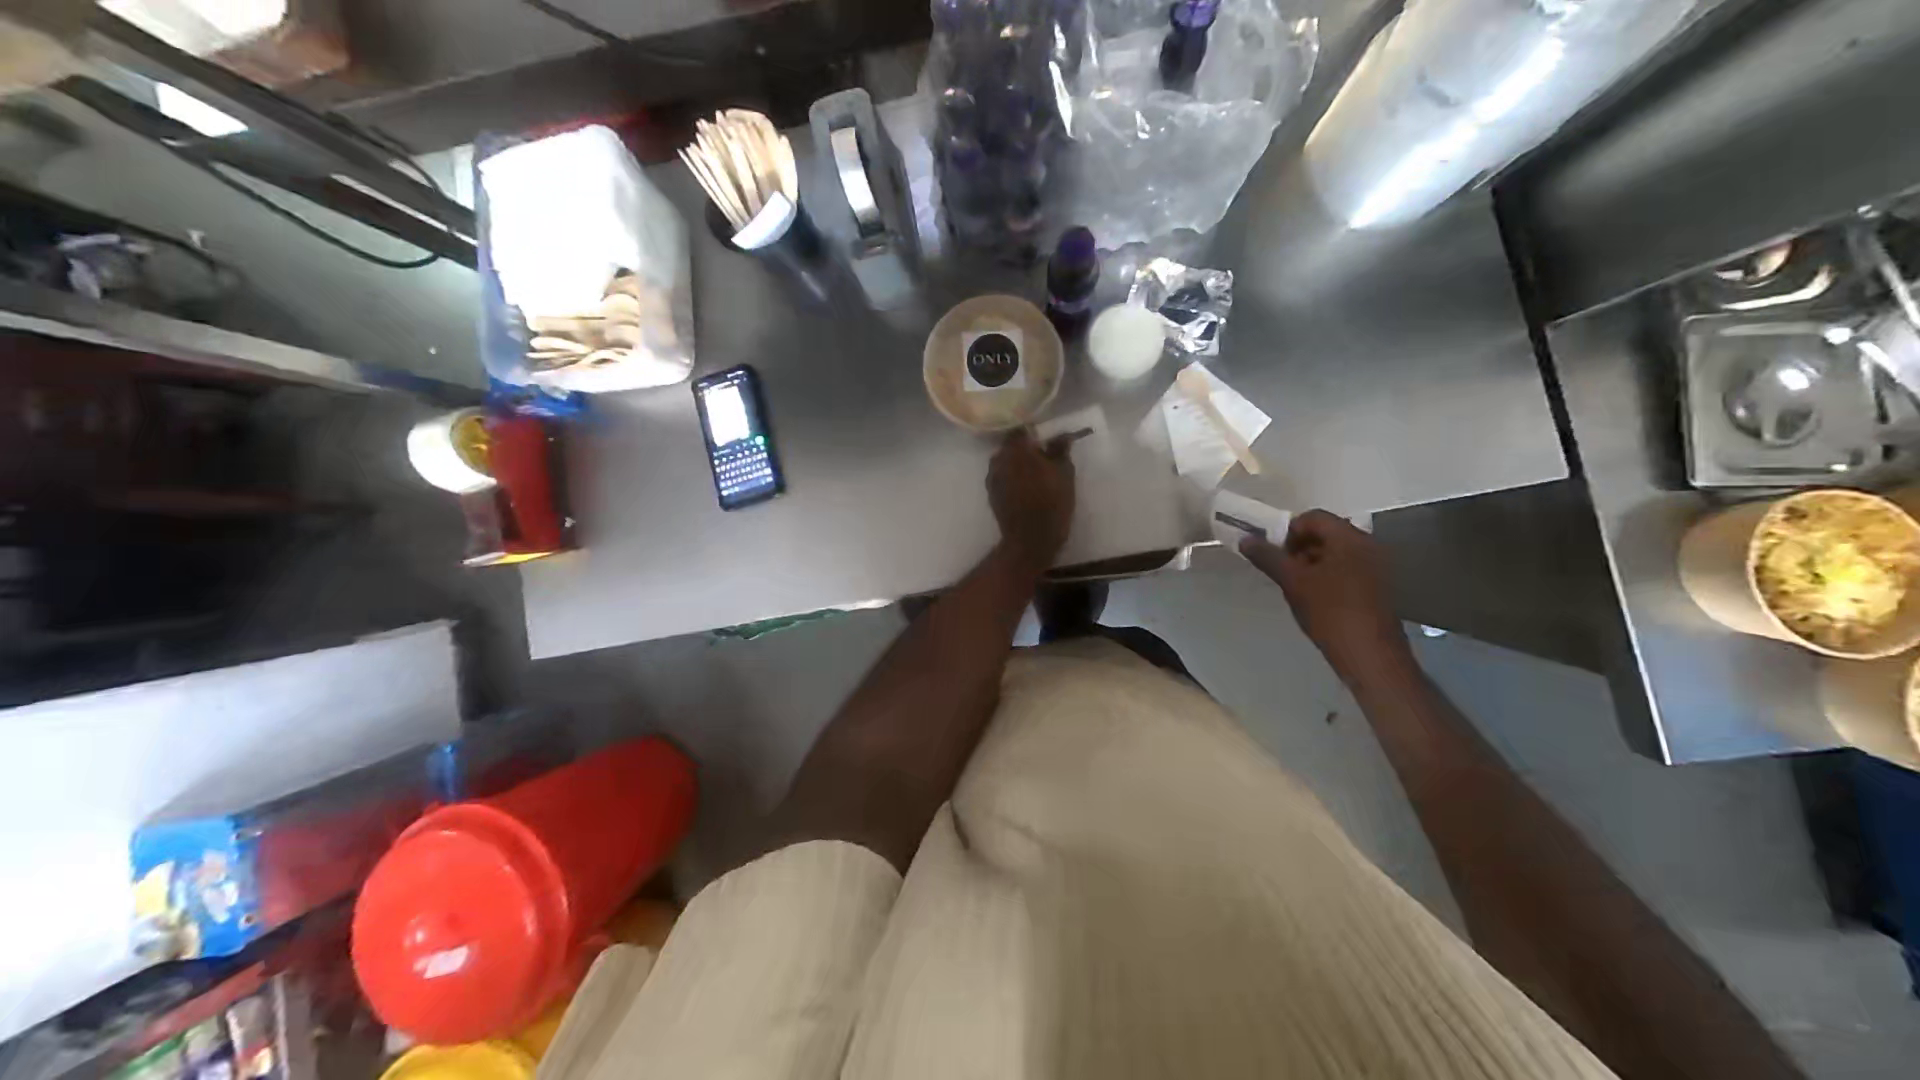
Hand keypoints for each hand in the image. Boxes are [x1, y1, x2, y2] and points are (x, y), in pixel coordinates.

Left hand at [988, 429, 1074, 573]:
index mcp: (1016, 449)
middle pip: (1011, 445)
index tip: (1046, 441)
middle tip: (1043, 458)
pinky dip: (1012, 478)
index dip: (1034, 433)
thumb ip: (1060, 450)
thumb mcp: (1064, 473)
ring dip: (1017, 464)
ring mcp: (992, 477)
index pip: (1021, 429)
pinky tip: (1025, 488)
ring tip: (1035, 475)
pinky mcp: (990, 493)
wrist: (1030, 540)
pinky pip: (1002, 477)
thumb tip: (1062, 436)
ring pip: (1005, 461)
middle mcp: (998, 459)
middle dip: (1025, 449)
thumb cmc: (1052, 503)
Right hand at [1240, 510, 1410, 681]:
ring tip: (1294, 586)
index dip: (1287, 531)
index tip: (1272, 552)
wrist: (1369, 654)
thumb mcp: (1293, 582)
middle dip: (1298, 548)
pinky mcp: (1377, 587)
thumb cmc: (1330, 612)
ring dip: (1311, 563)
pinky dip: (1327, 576)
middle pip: (1326, 534)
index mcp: (1349, 538)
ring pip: (1335, 554)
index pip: (1313, 518)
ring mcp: (1376, 567)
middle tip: (1280, 569)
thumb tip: (1246, 539)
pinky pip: (1347, 570)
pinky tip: (1313, 598)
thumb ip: (1269, 557)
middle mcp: (1367, 546)